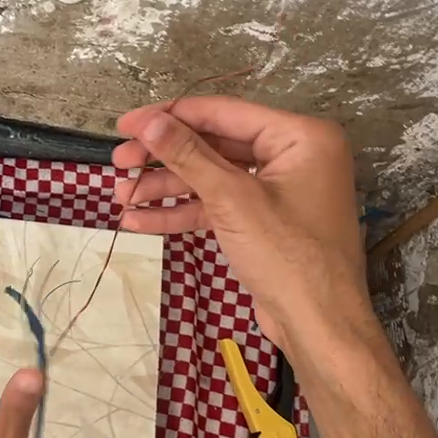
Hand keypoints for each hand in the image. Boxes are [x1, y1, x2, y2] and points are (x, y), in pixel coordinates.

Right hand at [112, 96, 368, 357]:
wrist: (318, 325)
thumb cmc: (288, 255)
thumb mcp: (232, 199)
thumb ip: (188, 155)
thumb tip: (148, 123)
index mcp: (299, 136)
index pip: (222, 113)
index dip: (169, 116)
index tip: (126, 124)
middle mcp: (292, 155)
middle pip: (213, 145)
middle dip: (164, 158)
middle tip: (119, 162)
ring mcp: (277, 190)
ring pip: (210, 177)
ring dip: (165, 188)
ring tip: (122, 196)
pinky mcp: (262, 220)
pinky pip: (217, 205)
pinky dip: (181, 212)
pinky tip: (140, 220)